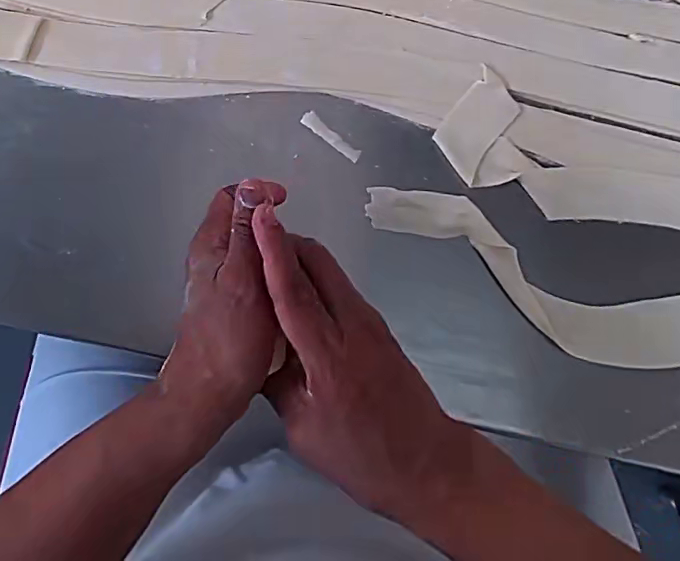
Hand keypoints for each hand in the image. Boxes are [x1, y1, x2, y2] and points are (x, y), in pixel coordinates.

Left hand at [157, 180, 286, 435]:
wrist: (210, 394)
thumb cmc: (227, 338)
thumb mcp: (242, 275)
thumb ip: (246, 231)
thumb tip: (253, 189)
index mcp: (209, 244)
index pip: (232, 196)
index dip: (259, 193)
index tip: (284, 203)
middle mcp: (210, 257)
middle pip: (241, 220)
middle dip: (269, 221)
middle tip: (291, 237)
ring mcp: (218, 280)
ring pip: (249, 247)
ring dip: (271, 247)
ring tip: (291, 262)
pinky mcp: (229, 301)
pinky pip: (253, 271)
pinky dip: (270, 271)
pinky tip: (283, 288)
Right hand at [252, 202, 487, 527]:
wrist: (426, 461)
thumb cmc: (360, 456)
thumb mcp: (303, 428)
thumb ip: (275, 380)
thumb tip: (253, 346)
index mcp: (328, 356)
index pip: (294, 291)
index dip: (273, 251)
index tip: (260, 218)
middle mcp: (352, 325)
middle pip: (317, 262)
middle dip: (284, 242)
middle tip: (253, 239)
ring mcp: (369, 320)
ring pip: (329, 270)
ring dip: (300, 258)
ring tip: (267, 264)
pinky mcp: (377, 323)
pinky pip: (339, 286)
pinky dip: (314, 278)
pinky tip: (297, 295)